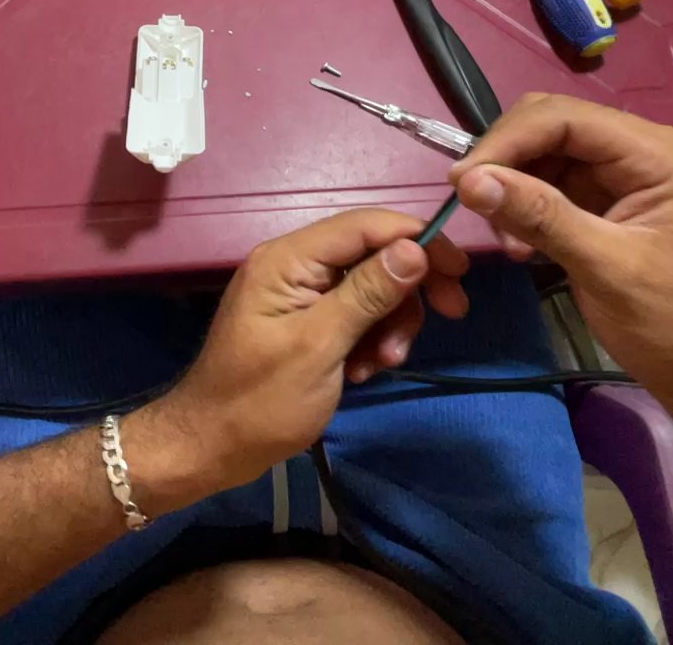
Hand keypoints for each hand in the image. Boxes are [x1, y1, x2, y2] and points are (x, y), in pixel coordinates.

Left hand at [137, 210, 468, 504]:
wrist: (212, 446)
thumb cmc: (261, 399)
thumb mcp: (320, 345)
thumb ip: (367, 293)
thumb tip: (414, 247)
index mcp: (289, 258)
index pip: (364, 225)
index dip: (417, 237)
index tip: (461, 271)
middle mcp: (294, 263)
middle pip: (372, 253)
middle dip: (408, 288)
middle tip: (450, 315)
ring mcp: (298, 291)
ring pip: (369, 286)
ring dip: (389, 323)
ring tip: (379, 364)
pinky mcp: (305, 318)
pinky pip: (354, 313)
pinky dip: (369, 339)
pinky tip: (362, 371)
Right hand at [446, 93, 672, 404]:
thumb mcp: (607, 270)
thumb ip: (540, 217)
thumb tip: (469, 180)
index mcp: (657, 155)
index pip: (565, 118)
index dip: (507, 140)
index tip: (461, 181)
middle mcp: (638, 151)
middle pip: (550, 124)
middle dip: (506, 158)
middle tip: (472, 202)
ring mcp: (620, 175)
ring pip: (541, 152)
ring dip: (510, 185)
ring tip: (505, 238)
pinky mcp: (603, 200)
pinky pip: (546, 183)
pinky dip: (521, 206)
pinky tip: (518, 243)